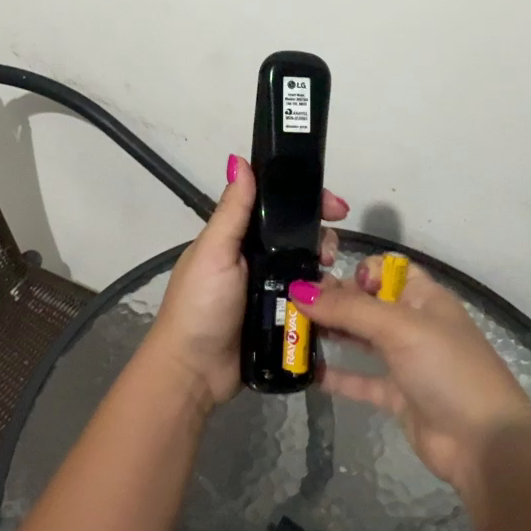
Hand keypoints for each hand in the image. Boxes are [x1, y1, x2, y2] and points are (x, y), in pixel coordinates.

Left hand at [144, 155, 347, 408]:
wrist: (194, 371)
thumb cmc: (200, 305)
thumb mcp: (215, 252)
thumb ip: (232, 210)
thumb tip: (239, 159)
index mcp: (236, 238)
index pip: (277, 207)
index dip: (306, 200)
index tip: (336, 206)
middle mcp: (255, 259)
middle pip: (299, 237)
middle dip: (322, 237)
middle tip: (332, 251)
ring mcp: (269, 291)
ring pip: (308, 269)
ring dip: (325, 269)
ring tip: (330, 278)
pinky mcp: (280, 320)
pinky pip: (309, 302)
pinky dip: (323, 298)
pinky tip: (336, 302)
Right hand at [291, 263, 530, 496]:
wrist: (484, 444)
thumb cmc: (448, 369)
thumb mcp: (399, 328)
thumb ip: (349, 309)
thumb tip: (298, 290)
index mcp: (425, 298)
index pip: (386, 270)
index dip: (357, 270)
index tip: (323, 280)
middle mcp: (415, 324)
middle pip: (368, 303)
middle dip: (333, 300)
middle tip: (293, 305)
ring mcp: (407, 361)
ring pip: (361, 339)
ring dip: (331, 333)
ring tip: (292, 331)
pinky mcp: (398, 396)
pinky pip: (361, 379)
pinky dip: (337, 376)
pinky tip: (307, 373)